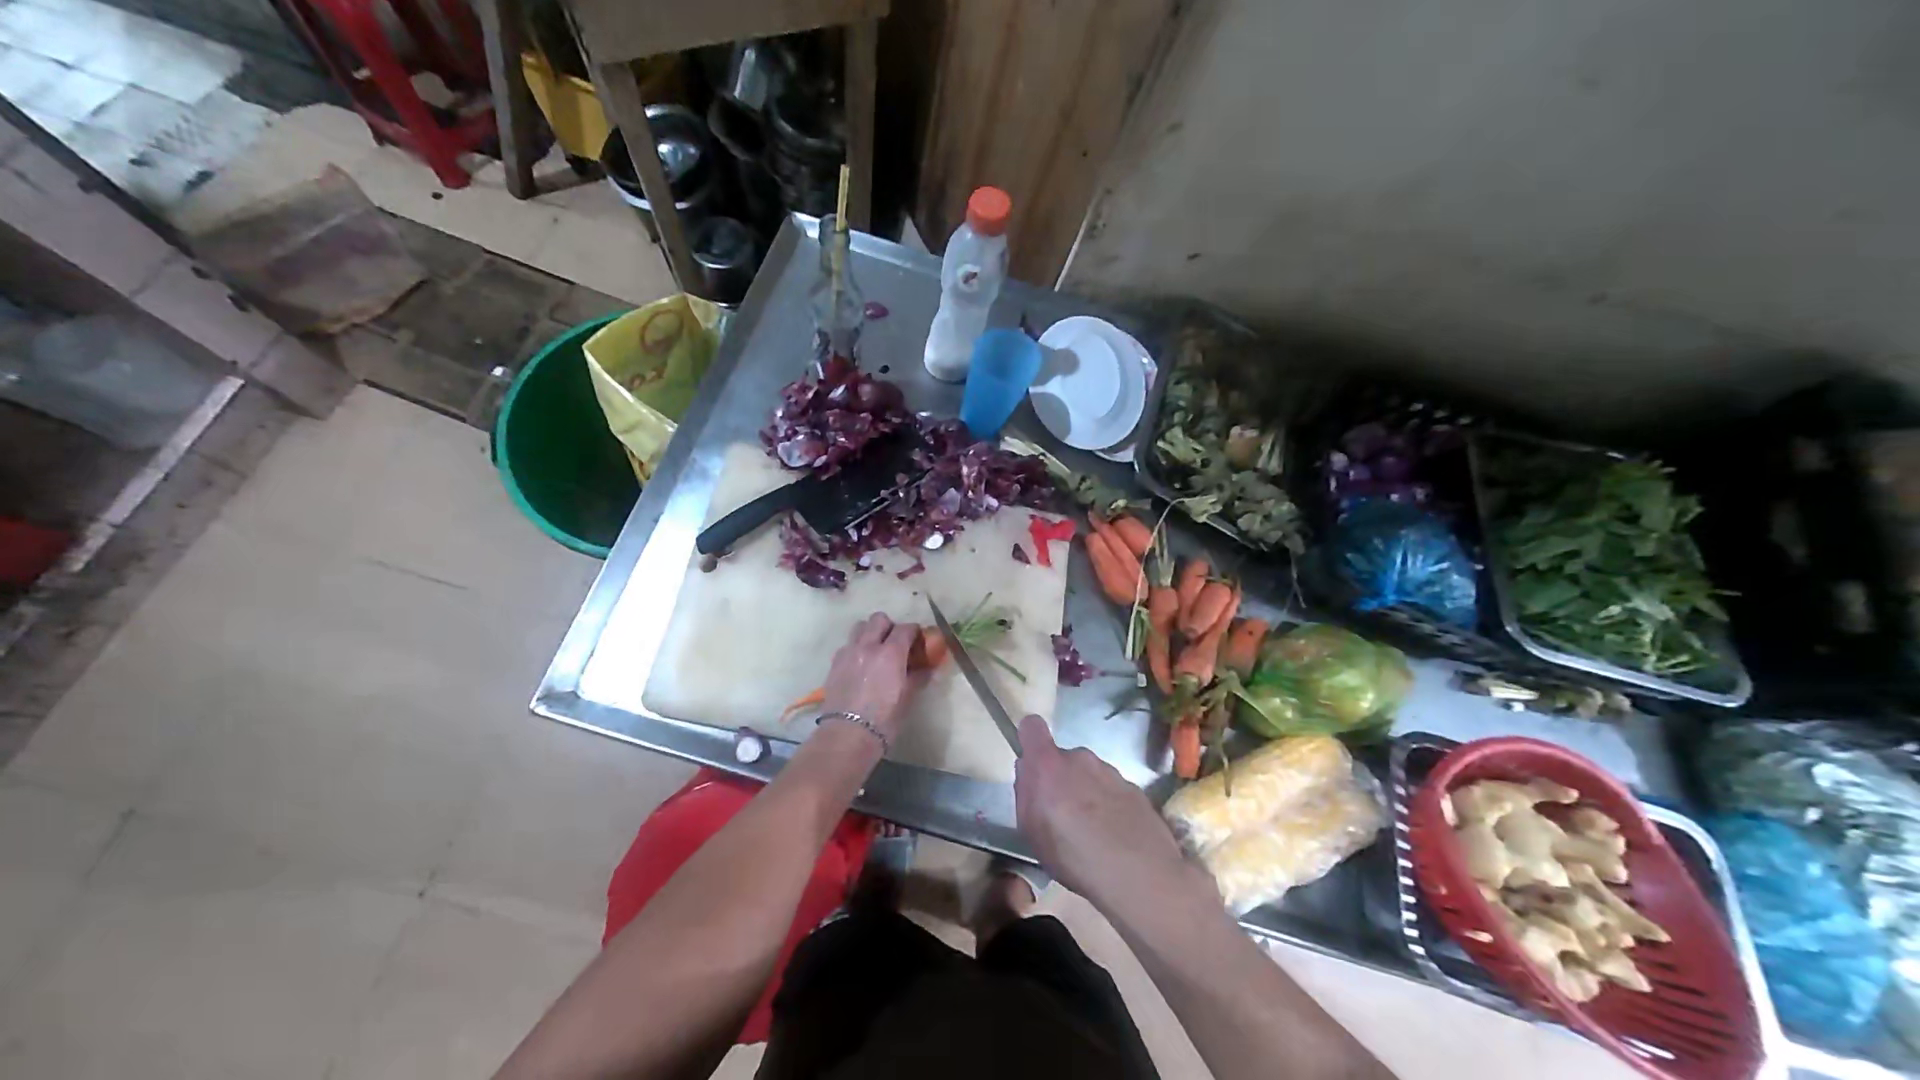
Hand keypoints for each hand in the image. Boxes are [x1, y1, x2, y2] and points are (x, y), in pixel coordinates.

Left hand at [820, 613, 919, 739]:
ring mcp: (848, 652)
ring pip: (860, 627)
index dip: (914, 632)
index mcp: (891, 653)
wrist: (847, 735)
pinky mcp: (835, 663)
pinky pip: (848, 644)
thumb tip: (927, 668)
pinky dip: (857, 647)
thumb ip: (918, 677)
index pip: (906, 628)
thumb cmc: (884, 720)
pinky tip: (861, 665)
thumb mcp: (907, 699)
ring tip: (875, 650)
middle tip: (895, 643)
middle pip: (879, 619)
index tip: (918, 641)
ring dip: (870, 632)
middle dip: (890, 626)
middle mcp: (868, 646)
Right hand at [1014, 715, 1209, 918]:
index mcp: (1049, 764)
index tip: (1032, 767)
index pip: (1032, 727)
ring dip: (1086, 794)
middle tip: (1061, 816)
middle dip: (1060, 780)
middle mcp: (1080, 758)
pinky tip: (1114, 837)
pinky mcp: (1135, 789)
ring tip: (1091, 833)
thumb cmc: (1072, 854)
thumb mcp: (1031, 831)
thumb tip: (1028, 771)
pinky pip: (1112, 790)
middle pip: (1063, 758)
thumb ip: (1025, 793)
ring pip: (1089, 775)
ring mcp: (1111, 771)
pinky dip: (1109, 806)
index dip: (1029, 741)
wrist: (1139, 873)